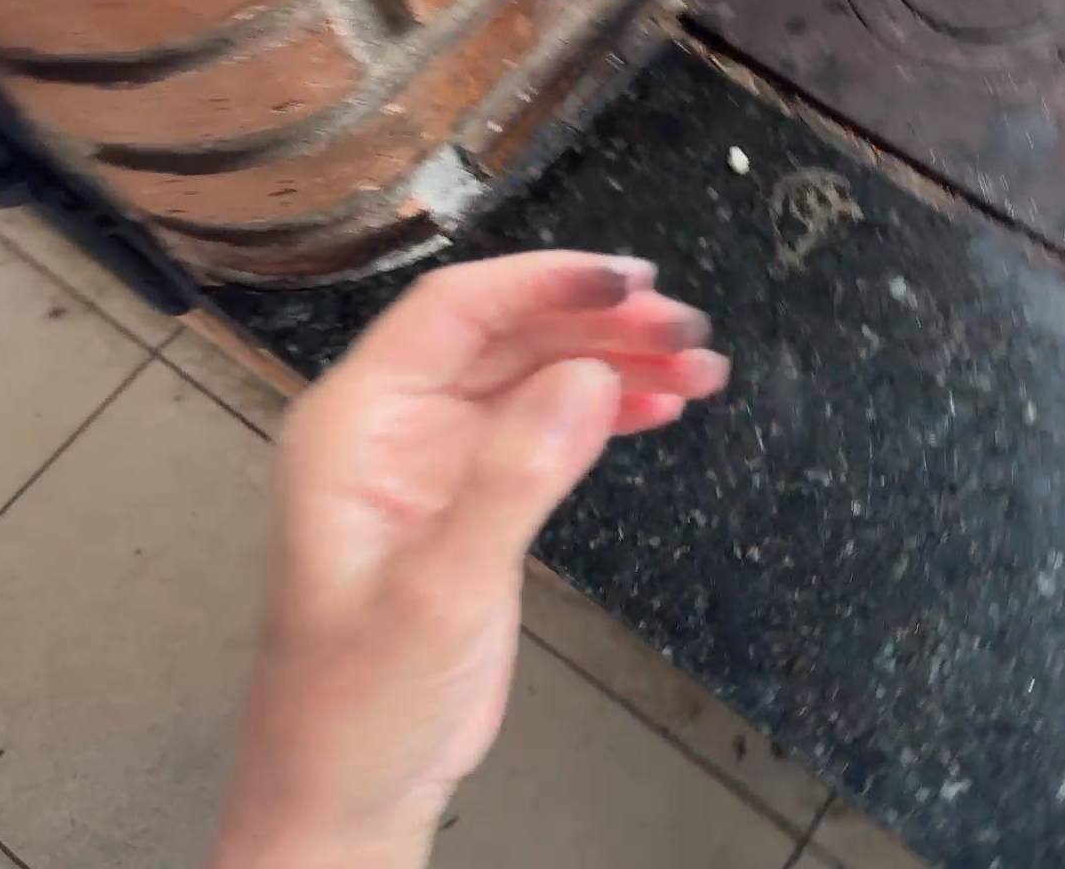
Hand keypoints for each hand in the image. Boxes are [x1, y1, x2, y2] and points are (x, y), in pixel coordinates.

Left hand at [205, 252, 729, 868]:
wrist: (362, 783)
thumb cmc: (370, 697)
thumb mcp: (440, 590)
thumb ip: (513, 475)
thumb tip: (592, 376)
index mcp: (362, 418)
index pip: (459, 309)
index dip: (549, 280)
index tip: (633, 284)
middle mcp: (407, 417)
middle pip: (519, 334)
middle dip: (608, 325)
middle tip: (689, 332)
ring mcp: (452, 450)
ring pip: (549, 373)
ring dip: (626, 363)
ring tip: (702, 369)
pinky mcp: (491, 484)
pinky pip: (560, 422)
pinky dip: (615, 408)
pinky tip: (665, 406)